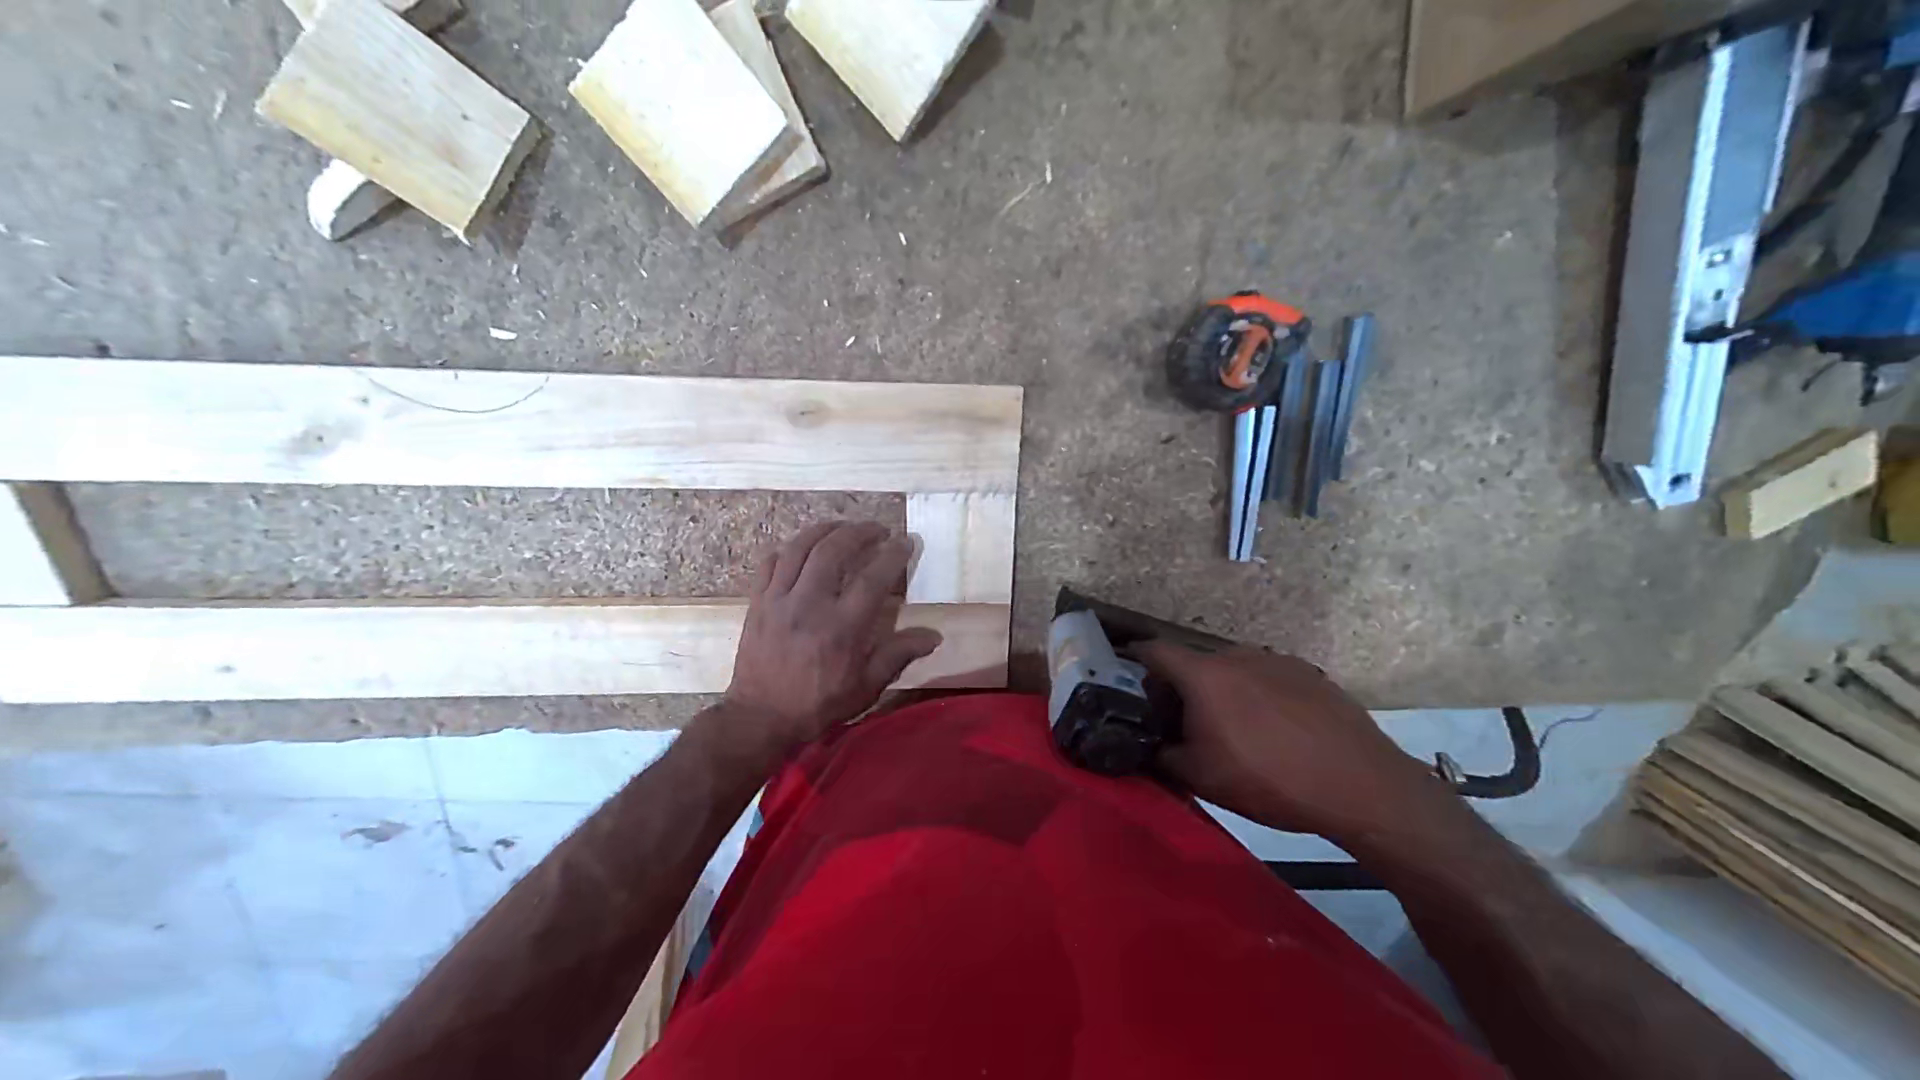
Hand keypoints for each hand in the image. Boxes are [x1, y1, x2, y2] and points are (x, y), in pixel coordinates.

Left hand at [722, 521, 942, 753]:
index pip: (873, 578)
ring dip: (825, 530)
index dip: (893, 555)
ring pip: (801, 548)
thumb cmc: (819, 704)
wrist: (760, 718)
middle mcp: (810, 605)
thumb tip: (934, 636)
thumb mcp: (866, 687)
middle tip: (877, 529)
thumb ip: (898, 655)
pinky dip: (789, 548)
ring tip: (843, 526)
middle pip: (834, 550)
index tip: (905, 542)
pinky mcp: (758, 602)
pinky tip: (803, 547)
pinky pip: (771, 562)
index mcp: (841, 628)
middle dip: (860, 532)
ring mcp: (779, 600)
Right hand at [1135, 642, 1459, 843]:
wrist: (1360, 785)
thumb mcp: (1201, 777)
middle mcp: (1237, 656)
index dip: (1135, 660)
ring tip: (1233, 728)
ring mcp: (1277, 661)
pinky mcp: (1310, 673)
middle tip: (1182, 720)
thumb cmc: (1269, 779)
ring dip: (1222, 691)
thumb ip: (1163, 755)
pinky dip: (1257, 695)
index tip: (1126, 677)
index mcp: (1204, 675)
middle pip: (1194, 663)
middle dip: (1181, 686)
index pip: (1154, 650)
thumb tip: (1151, 746)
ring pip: (1233, 670)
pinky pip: (1268, 678)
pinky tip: (1275, 730)